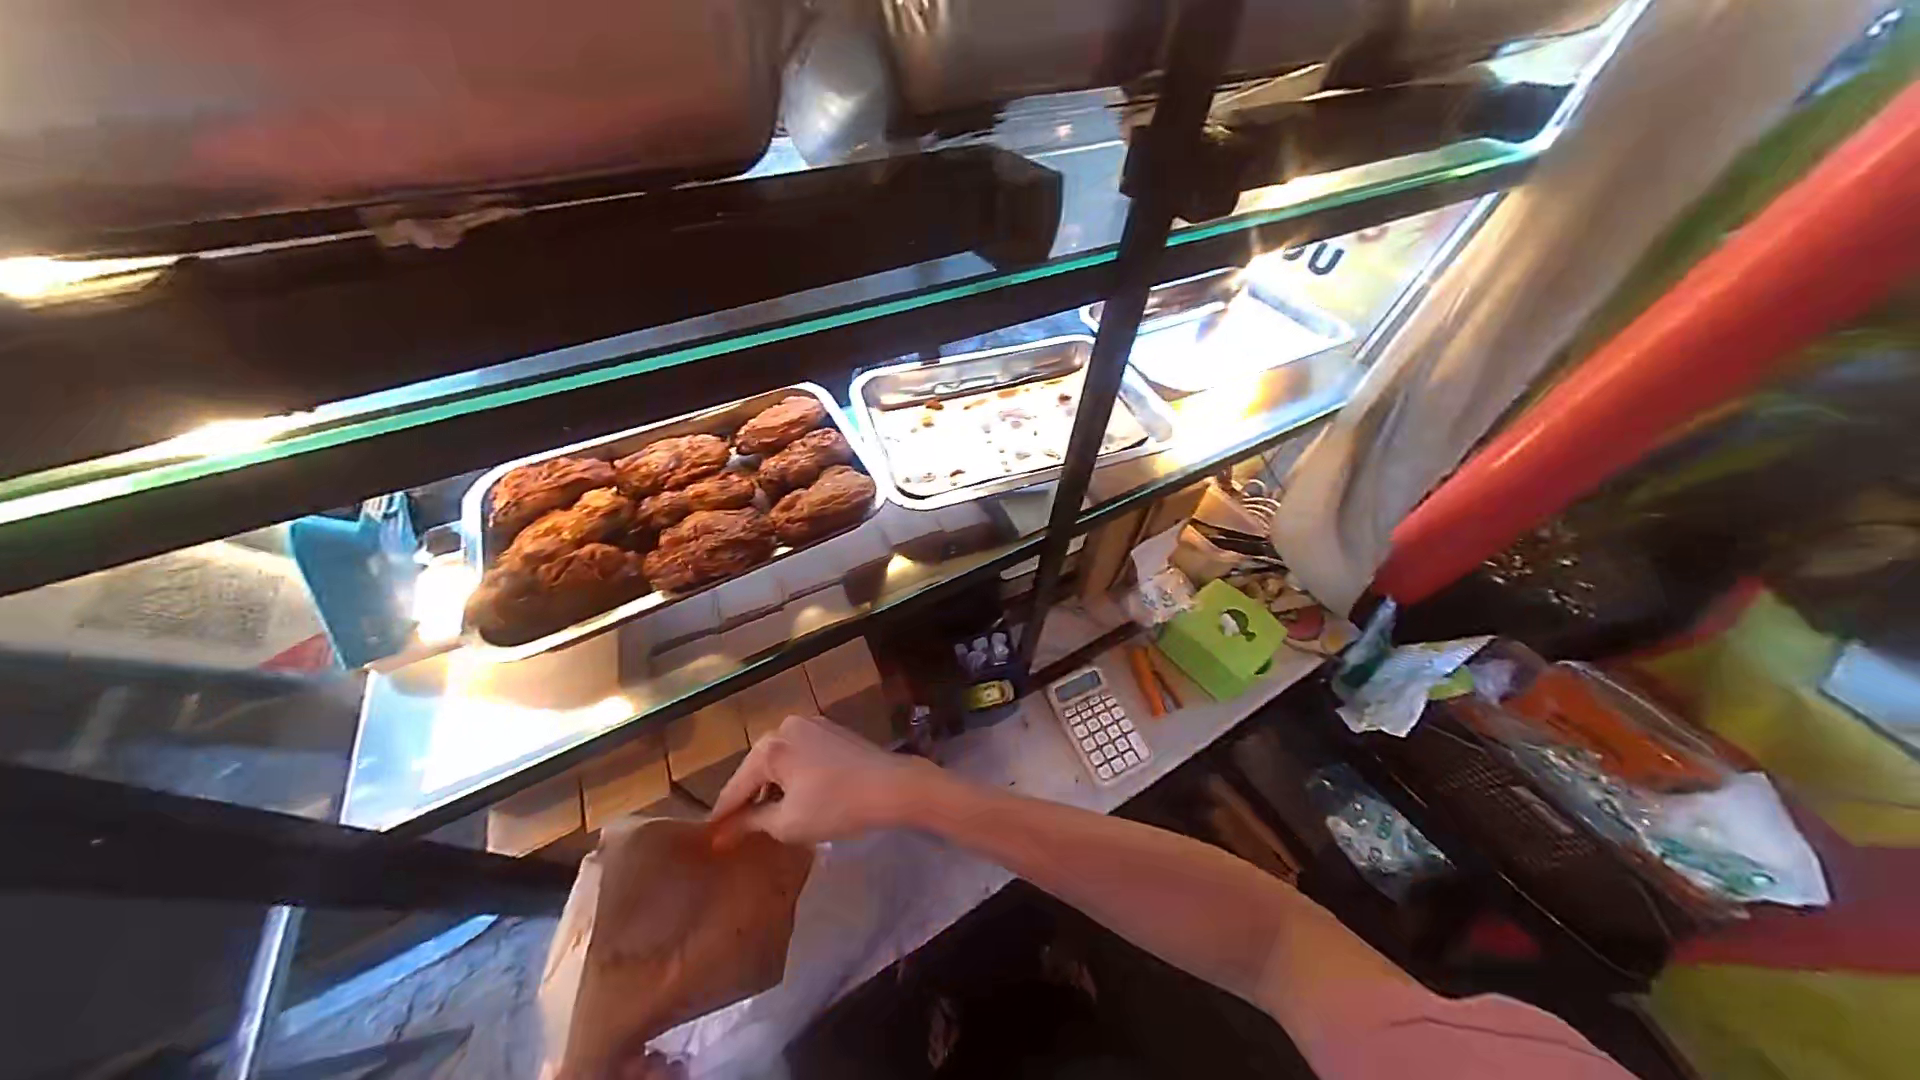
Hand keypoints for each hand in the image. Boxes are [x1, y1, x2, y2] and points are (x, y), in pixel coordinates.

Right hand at [709, 714, 941, 846]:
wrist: (892, 786)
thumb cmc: (837, 807)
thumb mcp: (788, 823)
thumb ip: (752, 822)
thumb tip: (726, 830)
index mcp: (770, 747)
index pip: (735, 786)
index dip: (722, 815)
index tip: (709, 838)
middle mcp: (785, 726)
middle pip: (756, 768)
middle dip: (747, 797)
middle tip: (735, 828)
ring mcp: (810, 723)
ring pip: (778, 759)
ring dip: (771, 785)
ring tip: (764, 814)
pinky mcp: (830, 729)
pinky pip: (798, 752)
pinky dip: (791, 773)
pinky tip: (794, 794)